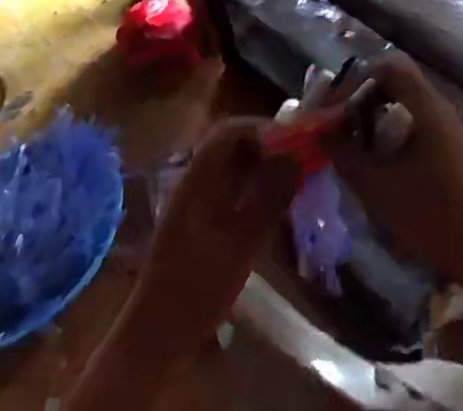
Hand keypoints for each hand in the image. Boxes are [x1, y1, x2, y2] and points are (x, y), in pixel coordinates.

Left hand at [130, 117, 298, 347]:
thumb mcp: (240, 244)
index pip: (229, 132)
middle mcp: (195, 182)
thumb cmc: (197, 288)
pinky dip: (256, 191)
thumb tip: (296, 158)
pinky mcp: (202, 223)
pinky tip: (280, 207)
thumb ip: (268, 198)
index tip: (298, 139)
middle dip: (269, 146)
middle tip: (305, 160)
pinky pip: (232, 192)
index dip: (264, 128)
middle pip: (232, 147)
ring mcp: (197, 202)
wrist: (157, 334)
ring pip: (234, 169)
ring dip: (264, 168)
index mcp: (197, 179)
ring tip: (300, 180)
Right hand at [323, 54, 462, 288]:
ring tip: (351, 139)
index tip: (337, 104)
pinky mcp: (446, 144)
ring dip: (372, 112)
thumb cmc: (433, 216)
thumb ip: (344, 155)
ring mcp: (444, 126)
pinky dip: (386, 127)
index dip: (358, 77)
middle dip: (360, 95)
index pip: (390, 66)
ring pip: (400, 99)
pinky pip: (410, 118)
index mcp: (426, 109)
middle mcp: (438, 108)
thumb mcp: (377, 186)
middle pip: (393, 79)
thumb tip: (321, 135)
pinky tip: (373, 155)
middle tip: (338, 121)